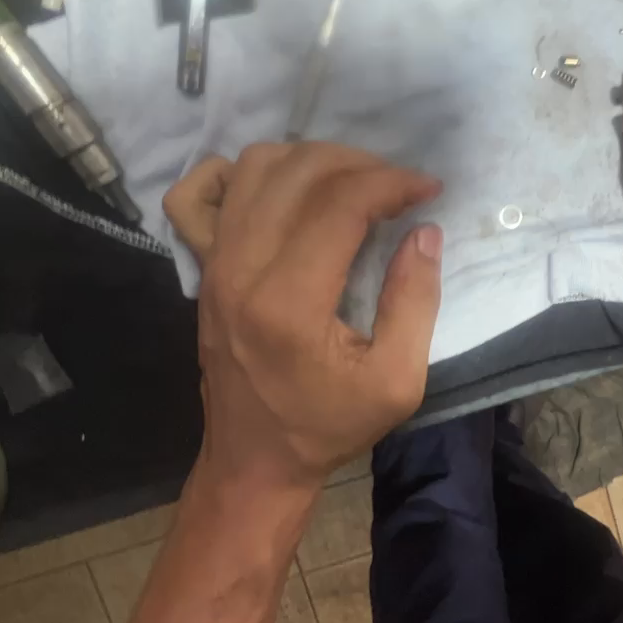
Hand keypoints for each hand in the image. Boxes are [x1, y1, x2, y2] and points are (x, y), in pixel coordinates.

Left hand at [163, 144, 443, 491]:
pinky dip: (233, 176)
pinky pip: (195, 196)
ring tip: (348, 184)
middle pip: (298, 172)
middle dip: (359, 164)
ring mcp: (212, 265)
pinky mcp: (200, 269)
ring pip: (252, 168)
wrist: (253, 462)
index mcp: (289, 302)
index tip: (428, 189)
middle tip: (395, 186)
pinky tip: (274, 190)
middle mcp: (241, 269)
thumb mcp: (396, 382)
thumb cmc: (326, 427)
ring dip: (309, 161)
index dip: (392, 183)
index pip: (341, 204)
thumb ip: (415, 302)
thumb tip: (424, 231)